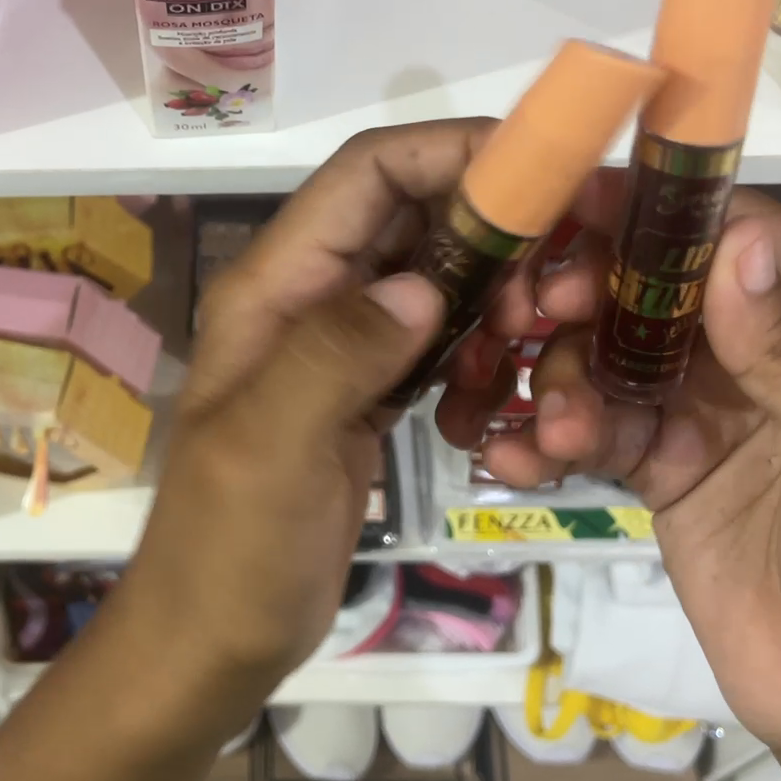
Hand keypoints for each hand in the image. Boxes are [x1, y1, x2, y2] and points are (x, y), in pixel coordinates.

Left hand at [120, 121, 541, 708]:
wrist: (214, 628)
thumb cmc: (229, 544)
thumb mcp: (268, 446)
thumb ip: (334, 354)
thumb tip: (421, 287)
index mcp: (273, 285)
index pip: (363, 176)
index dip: (449, 152)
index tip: (547, 170)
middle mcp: (306, 295)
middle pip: (408, 214)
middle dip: (492, 223)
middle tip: (566, 275)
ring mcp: (337, 342)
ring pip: (432, 272)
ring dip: (494, 285)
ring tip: (543, 332)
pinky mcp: (366, 387)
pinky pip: (436, 335)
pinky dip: (480, 341)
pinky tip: (511, 377)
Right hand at [451, 184, 780, 780]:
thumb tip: (734, 243)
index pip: (740, 241)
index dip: (658, 218)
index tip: (573, 210)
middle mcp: (749, 353)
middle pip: (645, 290)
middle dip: (579, 298)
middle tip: (526, 316)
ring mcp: (690, 404)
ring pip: (597, 356)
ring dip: (554, 381)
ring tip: (551, 435)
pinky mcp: (644, 457)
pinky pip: (579, 426)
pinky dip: (539, 438)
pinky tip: (513, 461)